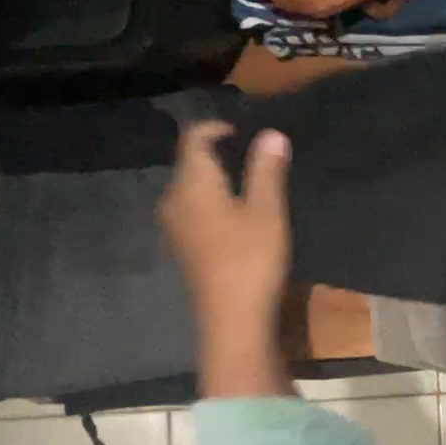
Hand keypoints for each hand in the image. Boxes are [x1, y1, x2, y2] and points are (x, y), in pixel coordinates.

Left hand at [161, 123, 292, 330]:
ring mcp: (176, 225)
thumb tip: (271, 134)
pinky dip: (216, 203)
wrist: (232, 316)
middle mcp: (174, 198)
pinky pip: (197, 210)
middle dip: (220, 155)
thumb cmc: (251, 258)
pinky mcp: (185, 246)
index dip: (217, 128)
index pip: (194, 139)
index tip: (246, 130)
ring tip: (254, 186)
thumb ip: (267, 171)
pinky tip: (242, 217)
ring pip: (194, 188)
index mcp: (192, 184)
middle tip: (257, 157)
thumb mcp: (267, 211)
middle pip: (191, 163)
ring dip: (220, 181)